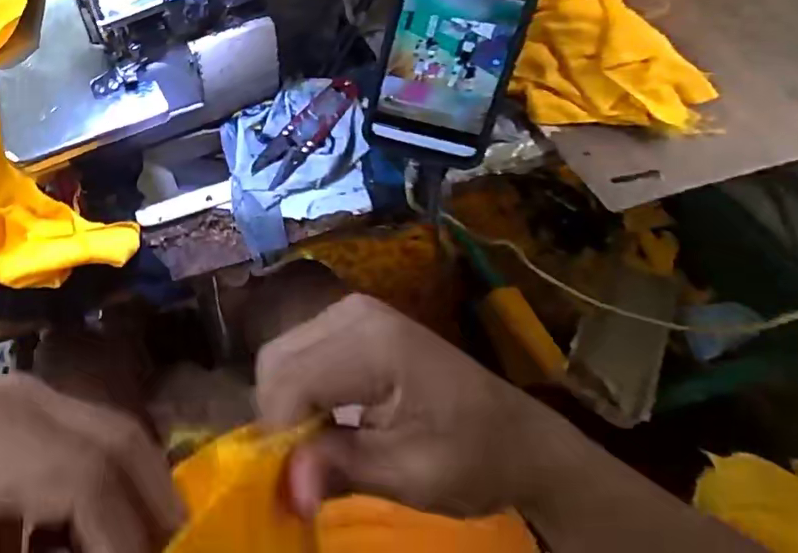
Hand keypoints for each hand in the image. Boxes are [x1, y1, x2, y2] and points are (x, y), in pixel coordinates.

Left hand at [0, 375, 183, 552]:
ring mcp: (21, 395)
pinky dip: (110, 491)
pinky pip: (94, 440)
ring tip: (131, 545)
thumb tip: (124, 546)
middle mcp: (11, 398)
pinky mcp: (29, 409)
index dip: (129, 542)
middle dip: (152, 516)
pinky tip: (89, 534)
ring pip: (116, 436)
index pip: (87, 478)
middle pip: (116, 442)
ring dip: (136, 502)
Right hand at [256, 293, 570, 519]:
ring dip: (285, 403)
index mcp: (373, 342)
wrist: (519, 435)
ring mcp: (348, 309)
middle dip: (277, 416)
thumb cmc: (475, 459)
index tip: (290, 480)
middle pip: (278, 359)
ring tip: (313, 446)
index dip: (280, 430)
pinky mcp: (347, 318)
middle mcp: (351, 312)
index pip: (293, 378)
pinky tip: (323, 418)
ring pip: (280, 353)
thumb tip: (289, 487)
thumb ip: (344, 469)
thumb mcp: (414, 476)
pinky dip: (298, 388)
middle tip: (298, 466)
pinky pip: (298, 350)